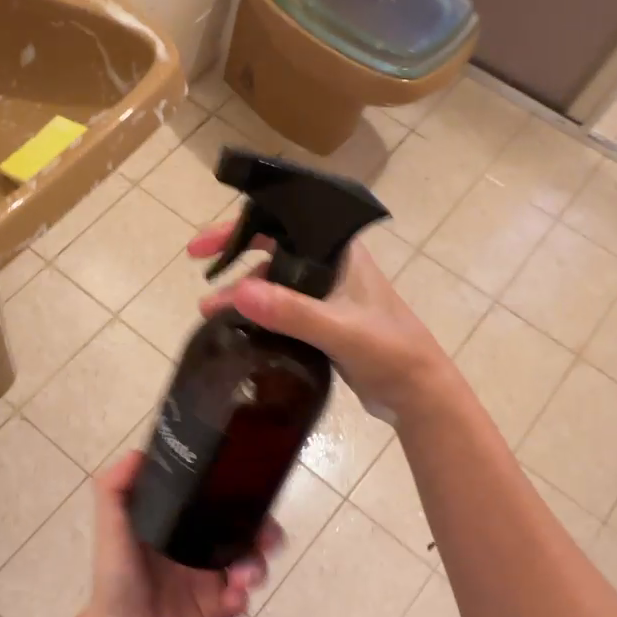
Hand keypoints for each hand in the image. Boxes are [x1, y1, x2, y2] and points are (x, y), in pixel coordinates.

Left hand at [79, 451, 282, 616]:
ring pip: (254, 563)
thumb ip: (115, 487)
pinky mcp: (220, 609)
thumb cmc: (116, 574)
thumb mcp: (111, 525)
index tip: (252, 489)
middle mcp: (204, 547)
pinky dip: (242, 596)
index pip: (221, 501)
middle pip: (249, 530)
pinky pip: (244, 599)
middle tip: (265, 536)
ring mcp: (214, 579)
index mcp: (184, 523)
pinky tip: (231, 598)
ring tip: (243, 576)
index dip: (241, 494)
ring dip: (257, 564)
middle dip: (265, 529)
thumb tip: (138, 452)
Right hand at [191, 220, 457, 420]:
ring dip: (241, 294)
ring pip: (272, 284)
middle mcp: (328, 267)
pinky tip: (235, 332)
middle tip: (198, 272)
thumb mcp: (340, 329)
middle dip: (233, 258)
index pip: (281, 223)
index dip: (239, 227)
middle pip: (270, 250)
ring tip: (210, 316)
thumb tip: (237, 294)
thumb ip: (292, 312)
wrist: (417, 393)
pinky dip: (255, 316)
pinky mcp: (320, 323)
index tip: (204, 247)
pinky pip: (279, 311)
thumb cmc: (390, 350)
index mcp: (337, 252)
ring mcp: (324, 296)